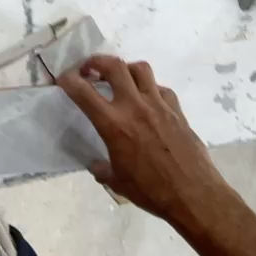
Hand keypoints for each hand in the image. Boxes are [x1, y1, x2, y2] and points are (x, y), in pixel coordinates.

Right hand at [57, 54, 239, 231]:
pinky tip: (145, 102)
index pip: (84, 92)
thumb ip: (102, 168)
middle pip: (114, 66)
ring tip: (118, 79)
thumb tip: (98, 165)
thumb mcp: (116, 181)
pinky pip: (160, 88)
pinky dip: (148, 88)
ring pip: (140, 69)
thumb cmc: (150, 190)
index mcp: (113, 125)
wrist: (192, 193)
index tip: (63, 79)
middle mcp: (135, 107)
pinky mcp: (176, 110)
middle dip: (96, 61)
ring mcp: (159, 105)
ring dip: (124, 69)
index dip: (68, 80)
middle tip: (88, 69)